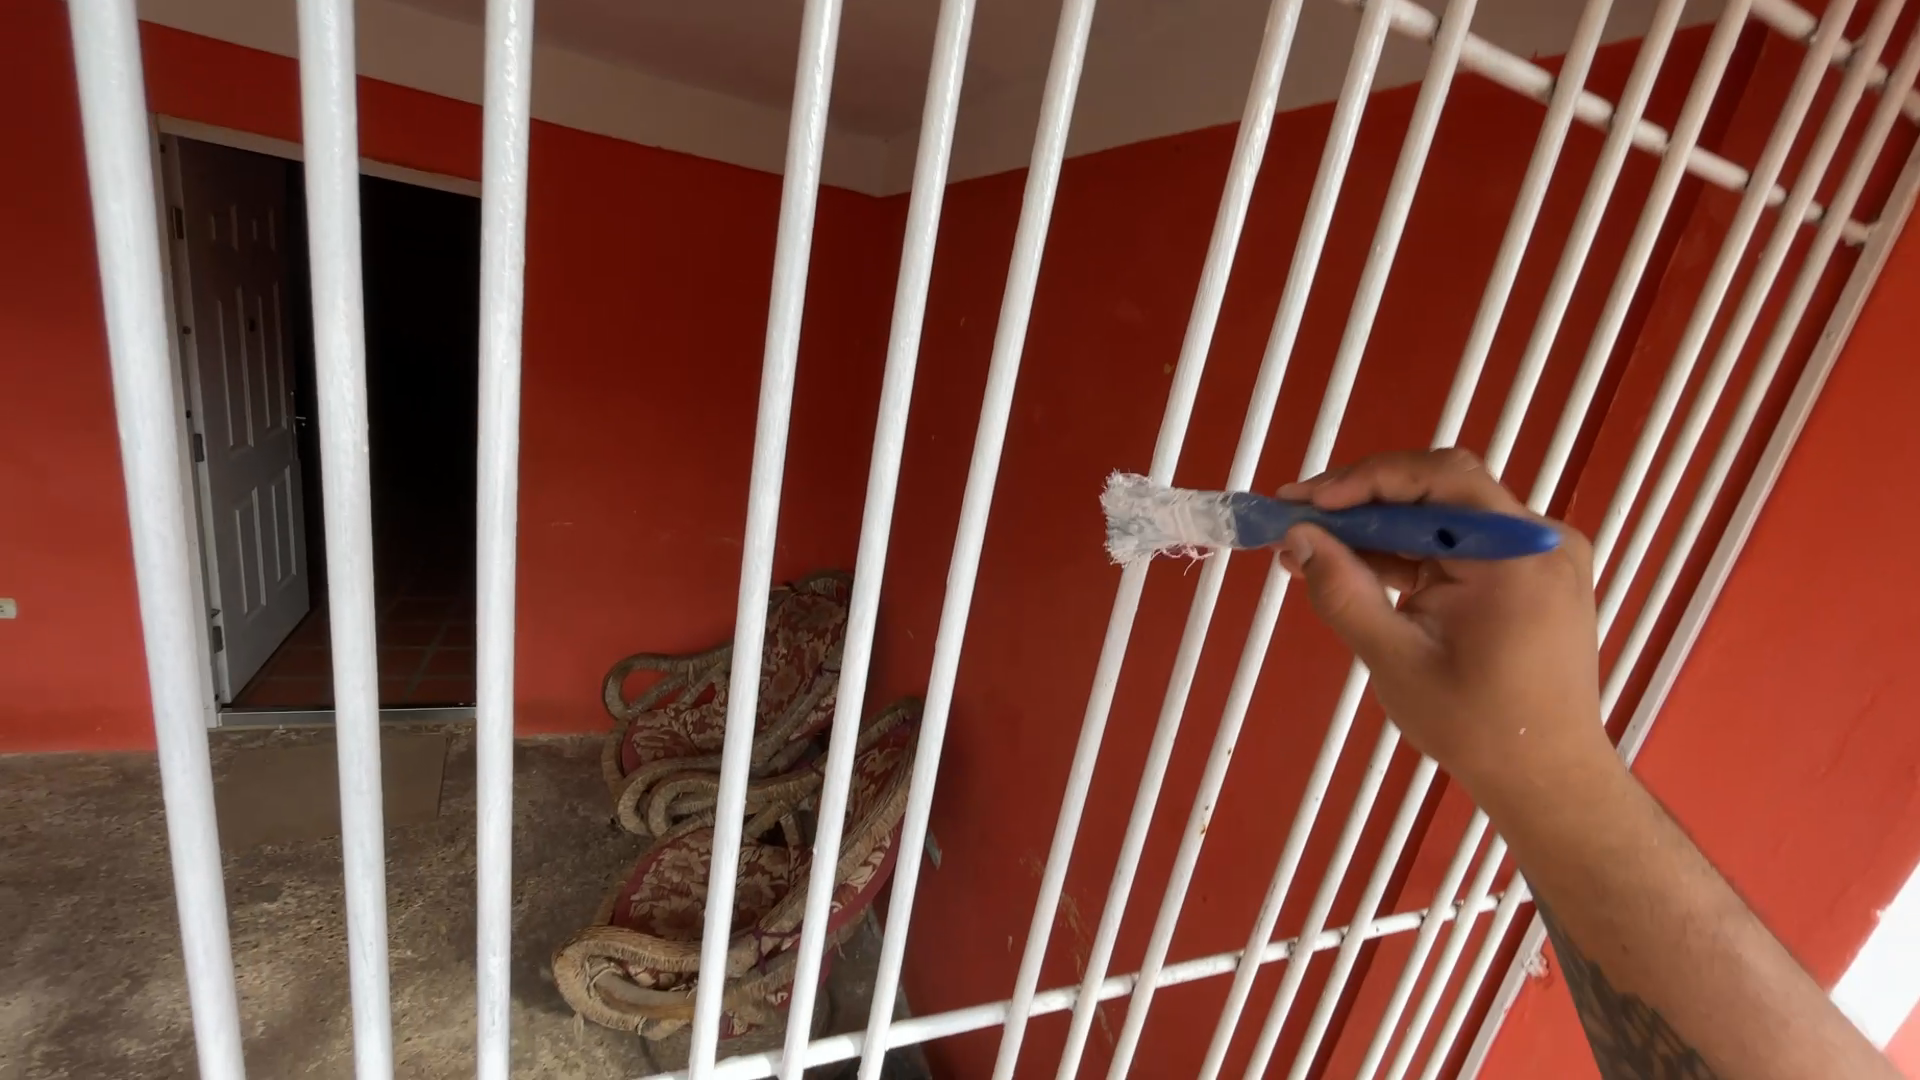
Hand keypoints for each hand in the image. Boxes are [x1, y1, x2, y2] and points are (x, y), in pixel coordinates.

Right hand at [1274, 448, 1609, 799]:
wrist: (1544, 777)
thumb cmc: (1473, 724)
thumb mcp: (1394, 657)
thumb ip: (1342, 590)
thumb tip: (1295, 536)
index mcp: (1515, 556)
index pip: (1439, 479)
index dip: (1363, 479)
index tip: (1302, 502)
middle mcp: (1535, 541)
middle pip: (1437, 489)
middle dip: (1360, 498)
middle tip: (1298, 516)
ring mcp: (1531, 556)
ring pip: (1438, 514)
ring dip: (1373, 526)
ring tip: (1309, 544)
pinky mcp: (1518, 574)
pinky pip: (1449, 543)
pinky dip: (1398, 550)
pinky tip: (1349, 566)